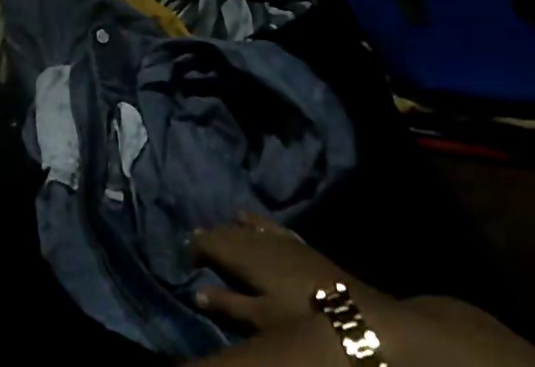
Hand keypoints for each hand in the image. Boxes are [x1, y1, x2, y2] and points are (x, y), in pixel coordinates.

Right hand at [189, 212, 369, 332]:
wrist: (348, 308)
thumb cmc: (298, 316)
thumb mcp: (259, 318)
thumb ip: (227, 303)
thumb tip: (197, 292)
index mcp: (245, 256)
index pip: (213, 243)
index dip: (197, 246)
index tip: (185, 253)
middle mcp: (259, 239)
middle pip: (228, 232)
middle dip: (211, 236)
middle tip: (196, 240)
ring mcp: (279, 237)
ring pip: (246, 227)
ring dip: (229, 228)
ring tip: (218, 230)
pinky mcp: (295, 241)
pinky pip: (266, 224)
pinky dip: (253, 221)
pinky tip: (246, 217)